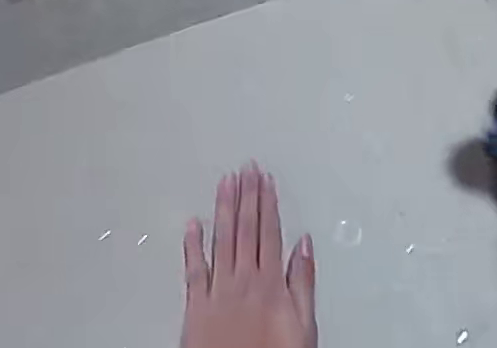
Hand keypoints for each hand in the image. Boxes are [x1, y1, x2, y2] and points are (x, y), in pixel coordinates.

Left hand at [182, 163, 315, 347]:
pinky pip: (194, 267)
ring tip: (225, 179)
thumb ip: (303, 283)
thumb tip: (305, 244)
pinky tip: (192, 221)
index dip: (267, 202)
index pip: (269, 232)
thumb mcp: (304, 330)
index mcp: (270, 283)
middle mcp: (243, 279)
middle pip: (245, 228)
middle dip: (247, 194)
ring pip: (221, 238)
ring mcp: (217, 290)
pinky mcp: (196, 306)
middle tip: (246, 166)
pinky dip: (192, 243)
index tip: (265, 178)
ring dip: (223, 206)